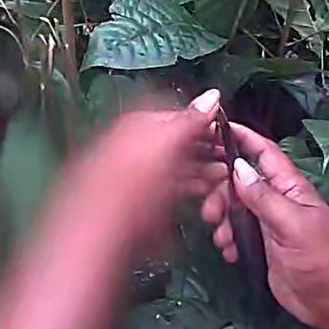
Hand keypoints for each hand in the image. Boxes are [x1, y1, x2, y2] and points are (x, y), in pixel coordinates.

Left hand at [48, 90, 226, 252]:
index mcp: (141, 124)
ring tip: (223, 184)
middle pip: (184, 142)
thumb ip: (190, 120)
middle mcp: (140, 144)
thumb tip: (213, 95)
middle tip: (230, 166)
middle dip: (210, 154)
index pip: (184, 116)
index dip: (209, 127)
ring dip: (205, 175)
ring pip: (182, 167)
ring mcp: (142, 172)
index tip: (229, 141)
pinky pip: (175, 188)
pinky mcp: (145, 198)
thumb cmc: (129, 185)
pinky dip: (192, 190)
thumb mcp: (165, 143)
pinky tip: (207, 198)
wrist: (98, 233)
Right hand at [200, 121, 328, 328]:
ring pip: (236, 205)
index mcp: (291, 187)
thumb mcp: (292, 224)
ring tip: (220, 237)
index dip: (244, 138)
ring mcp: (269, 221)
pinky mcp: (262, 243)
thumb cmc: (320, 260)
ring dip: (222, 217)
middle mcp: (278, 199)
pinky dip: (228, 237)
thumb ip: (264, 197)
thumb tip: (238, 167)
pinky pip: (237, 230)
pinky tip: (229, 251)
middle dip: (222, 189)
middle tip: (210, 210)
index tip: (217, 128)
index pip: (265, 152)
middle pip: (242, 179)